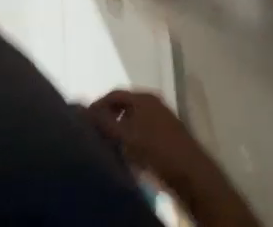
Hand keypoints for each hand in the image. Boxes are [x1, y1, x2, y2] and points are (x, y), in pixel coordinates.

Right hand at [87, 89, 261, 226]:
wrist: (195, 178)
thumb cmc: (157, 152)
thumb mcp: (124, 137)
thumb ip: (100, 121)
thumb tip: (77, 106)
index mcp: (144, 97)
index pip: (113, 95)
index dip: (97, 107)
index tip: (85, 123)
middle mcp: (156, 104)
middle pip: (125, 108)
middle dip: (110, 121)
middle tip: (98, 136)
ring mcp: (166, 120)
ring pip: (136, 123)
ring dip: (123, 134)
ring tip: (112, 150)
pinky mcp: (173, 138)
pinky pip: (147, 135)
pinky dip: (136, 143)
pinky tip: (132, 159)